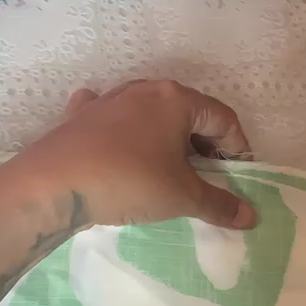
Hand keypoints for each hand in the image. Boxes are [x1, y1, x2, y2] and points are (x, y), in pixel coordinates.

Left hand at [1, 80, 256, 229]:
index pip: (223, 119)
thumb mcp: (182, 197)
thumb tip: (251, 216)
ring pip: (152, 114)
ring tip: (171, 170)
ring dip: (169, 139)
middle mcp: (144, 89)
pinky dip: (127, 132)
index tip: (238, 179)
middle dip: (205, 145)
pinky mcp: (81, 116)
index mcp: (176, 99)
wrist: (54, 184)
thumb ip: (220, 204)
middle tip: (209, 178)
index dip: (238, 149)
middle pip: (189, 113)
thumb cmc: (130, 181)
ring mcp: (109, 99)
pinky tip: (123, 147)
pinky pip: (115, 117)